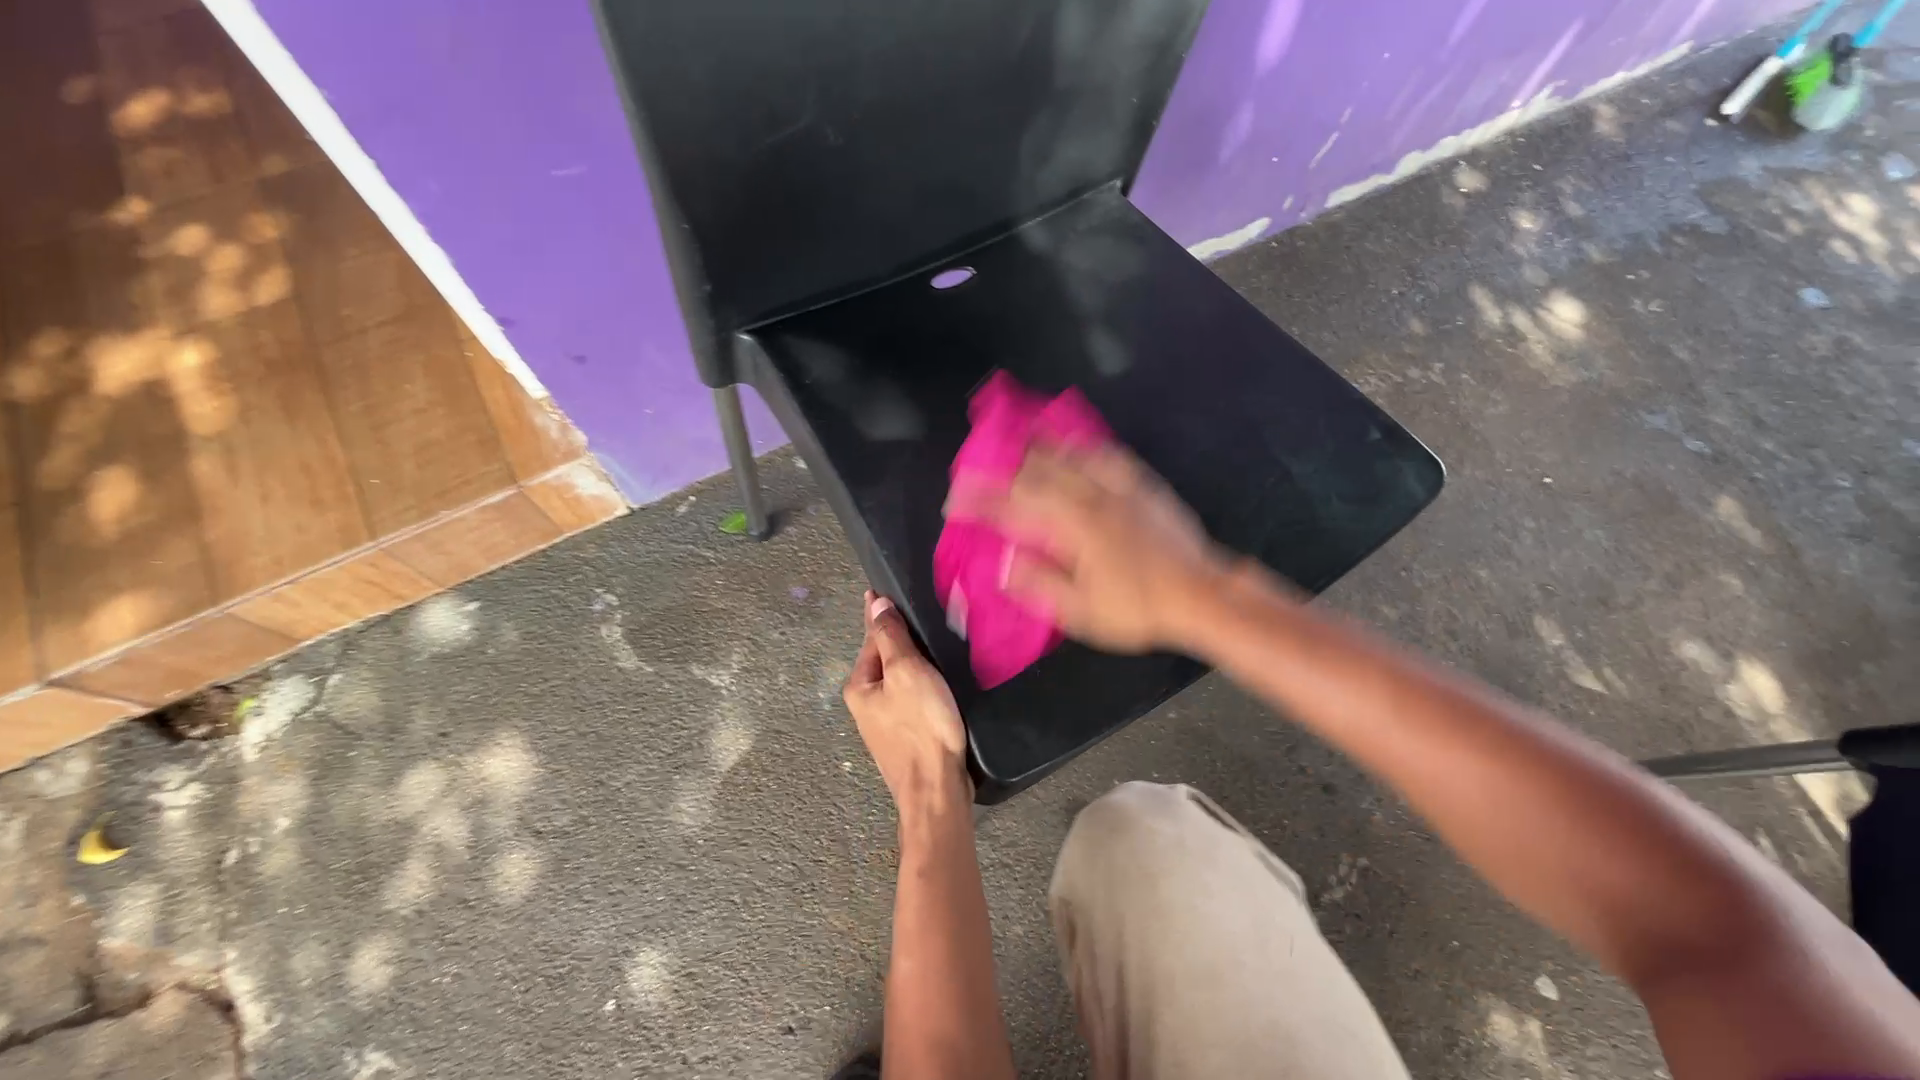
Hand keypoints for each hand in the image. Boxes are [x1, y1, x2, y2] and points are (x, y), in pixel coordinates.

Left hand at [843, 591, 970, 813]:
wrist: (937, 789)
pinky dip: (922, 683)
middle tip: (919, 612)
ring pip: (899, 680)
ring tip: (933, 640)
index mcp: (859, 686)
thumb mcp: (907, 672)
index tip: (886, 590)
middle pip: (884, 659)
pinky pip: (911, 698)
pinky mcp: (906, 738)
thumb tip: (875, 603)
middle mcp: (865, 704)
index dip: (884, 614)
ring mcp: (884, 724)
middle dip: (899, 638)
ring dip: (913, 661)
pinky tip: (939, 679)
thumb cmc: (922, 726)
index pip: (872, 637)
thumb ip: (892, 637)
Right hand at [951, 441, 1229, 652]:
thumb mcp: (1081, 611)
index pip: (1014, 508)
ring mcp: (1119, 487)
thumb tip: (1004, 564)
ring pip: (1070, 455)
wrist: (1201, 593)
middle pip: (1037, 472)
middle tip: (977, 469)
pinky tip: (1076, 443)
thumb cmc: (1138, 608)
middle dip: (1001, 469)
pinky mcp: (1142, 485)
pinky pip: (1107, 455)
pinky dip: (1083, 446)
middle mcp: (1091, 498)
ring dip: (1038, 447)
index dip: (980, 502)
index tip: (956, 501)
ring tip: (1016, 439)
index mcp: (1071, 528)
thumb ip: (1039, 583)